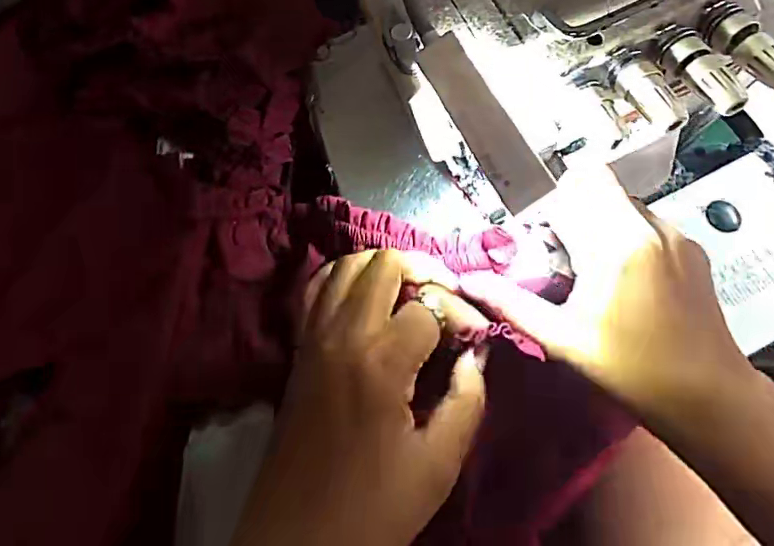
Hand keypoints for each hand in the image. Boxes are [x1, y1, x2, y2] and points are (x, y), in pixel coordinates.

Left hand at [232, 250, 489, 545]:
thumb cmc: (371, 510)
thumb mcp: (437, 466)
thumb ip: (467, 400)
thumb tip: (476, 353)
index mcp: (380, 359)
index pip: (431, 303)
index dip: (460, 316)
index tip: (474, 342)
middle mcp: (343, 333)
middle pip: (386, 263)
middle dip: (426, 272)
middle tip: (447, 302)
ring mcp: (314, 336)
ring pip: (348, 263)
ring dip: (385, 269)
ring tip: (411, 295)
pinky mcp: (297, 348)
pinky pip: (317, 287)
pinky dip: (344, 278)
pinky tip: (366, 299)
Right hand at [460, 167, 758, 433]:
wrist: (709, 396)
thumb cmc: (632, 371)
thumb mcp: (565, 339)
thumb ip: (513, 304)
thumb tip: (469, 282)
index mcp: (617, 241)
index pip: (582, 181)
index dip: (559, 201)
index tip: (549, 234)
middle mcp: (650, 225)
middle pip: (602, 189)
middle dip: (579, 212)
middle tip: (569, 256)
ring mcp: (677, 235)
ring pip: (626, 205)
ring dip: (605, 225)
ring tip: (601, 275)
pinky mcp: (694, 248)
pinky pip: (650, 225)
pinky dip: (632, 239)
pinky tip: (631, 284)